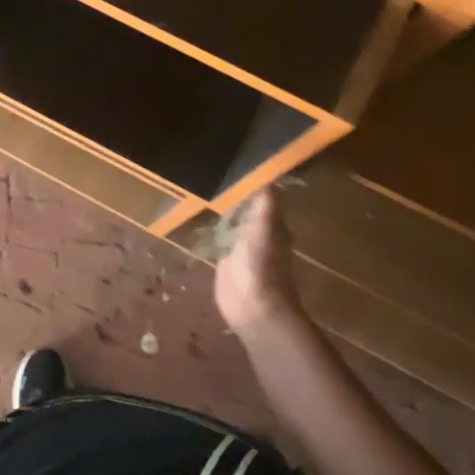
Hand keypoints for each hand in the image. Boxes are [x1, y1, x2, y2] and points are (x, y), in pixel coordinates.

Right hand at [215, 185, 305, 333]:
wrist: (252, 307)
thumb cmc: (261, 265)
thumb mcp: (265, 228)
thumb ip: (266, 205)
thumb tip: (268, 177)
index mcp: (272, 226)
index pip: (263, 200)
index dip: (253, 185)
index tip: (235, 168)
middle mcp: (259, 236)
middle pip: (248, 213)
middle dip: (237, 199)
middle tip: (216, 179)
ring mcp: (242, 251)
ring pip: (234, 227)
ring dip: (225, 216)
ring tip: (206, 196)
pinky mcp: (226, 264)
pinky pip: (221, 243)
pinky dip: (214, 233)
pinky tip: (201, 224)